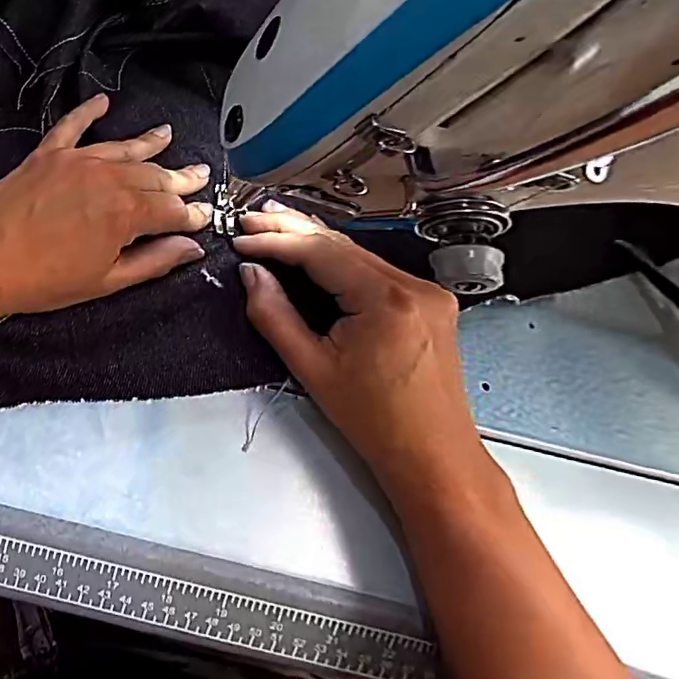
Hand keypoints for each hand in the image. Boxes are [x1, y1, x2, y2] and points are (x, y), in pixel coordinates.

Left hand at [0, 93, 212, 319]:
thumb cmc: (41, 279)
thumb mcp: (106, 281)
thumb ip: (153, 261)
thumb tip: (191, 249)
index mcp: (126, 213)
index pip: (172, 209)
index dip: (192, 214)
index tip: (204, 217)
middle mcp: (108, 179)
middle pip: (155, 176)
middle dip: (181, 179)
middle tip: (200, 176)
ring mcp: (78, 161)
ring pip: (125, 149)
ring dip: (150, 143)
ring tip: (168, 135)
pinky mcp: (49, 154)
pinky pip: (74, 126)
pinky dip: (89, 112)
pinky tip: (103, 102)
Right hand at [235, 204, 489, 505]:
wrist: (434, 458)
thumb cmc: (379, 424)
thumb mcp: (312, 368)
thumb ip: (274, 315)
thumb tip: (252, 274)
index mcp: (387, 300)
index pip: (320, 251)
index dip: (276, 242)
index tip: (244, 239)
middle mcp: (414, 287)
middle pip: (341, 244)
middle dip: (293, 229)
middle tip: (255, 219)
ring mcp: (427, 292)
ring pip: (358, 253)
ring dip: (315, 241)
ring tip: (276, 225)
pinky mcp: (429, 301)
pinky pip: (376, 269)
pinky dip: (341, 261)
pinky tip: (316, 252)